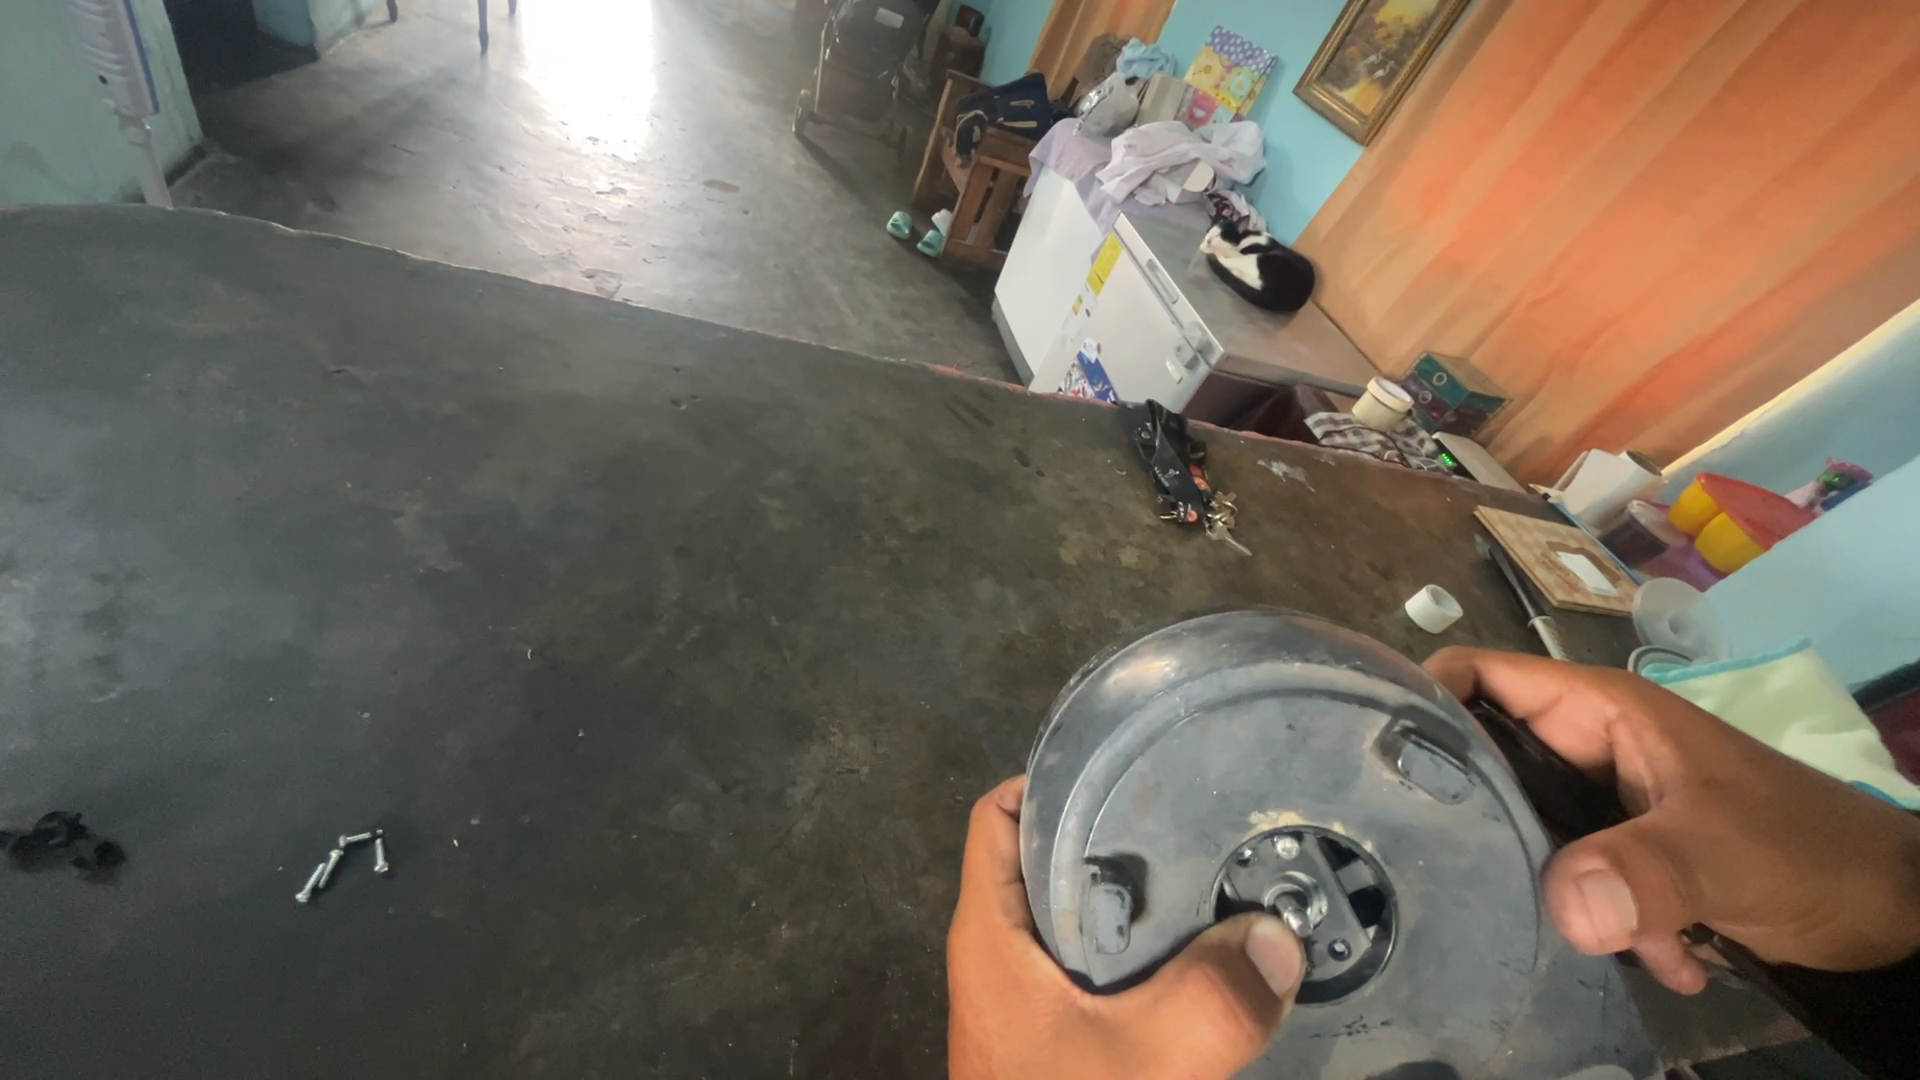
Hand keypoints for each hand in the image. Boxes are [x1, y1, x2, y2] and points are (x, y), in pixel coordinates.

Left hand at [948, 776, 1304, 1079]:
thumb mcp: (1137, 1067)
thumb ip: (1207, 1003)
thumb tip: (1277, 940)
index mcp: (989, 930)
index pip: (996, 817)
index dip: (1043, 781)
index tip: (1116, 770)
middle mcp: (1002, 949)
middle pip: (1043, 856)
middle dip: (1105, 833)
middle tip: (1181, 816)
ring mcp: (1029, 993)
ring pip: (1076, 914)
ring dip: (1130, 898)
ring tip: (1200, 871)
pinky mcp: (1057, 1032)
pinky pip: (1097, 966)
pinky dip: (1139, 951)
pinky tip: (1195, 955)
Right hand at [1426, 647, 1919, 993]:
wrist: (1904, 921)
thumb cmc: (1810, 849)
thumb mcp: (1727, 852)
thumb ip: (1646, 872)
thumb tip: (1561, 909)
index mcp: (1586, 708)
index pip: (1471, 674)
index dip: (1419, 696)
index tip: (1380, 754)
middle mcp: (1573, 741)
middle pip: (1475, 750)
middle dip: (1465, 805)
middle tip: (1436, 852)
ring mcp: (1588, 792)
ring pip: (1510, 813)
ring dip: (1534, 872)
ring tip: (1564, 923)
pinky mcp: (1605, 842)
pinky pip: (1552, 859)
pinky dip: (1584, 906)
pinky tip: (1636, 954)